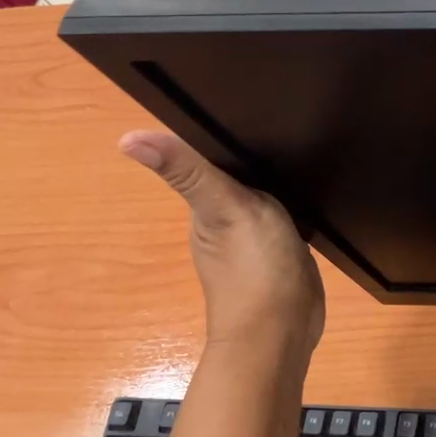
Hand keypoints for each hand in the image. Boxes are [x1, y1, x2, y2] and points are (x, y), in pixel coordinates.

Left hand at [119, 131, 324, 369]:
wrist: (283, 333)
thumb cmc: (254, 269)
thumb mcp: (226, 210)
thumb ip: (191, 174)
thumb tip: (127, 138)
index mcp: (205, 211)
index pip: (206, 163)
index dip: (216, 137)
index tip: (236, 103)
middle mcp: (224, 224)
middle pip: (234, 180)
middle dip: (249, 156)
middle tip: (279, 121)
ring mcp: (254, 243)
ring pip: (260, 201)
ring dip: (272, 183)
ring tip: (298, 153)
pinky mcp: (282, 257)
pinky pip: (285, 222)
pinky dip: (293, 209)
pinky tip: (308, 199)